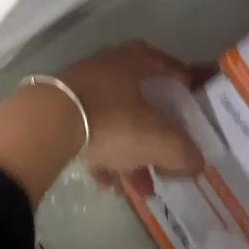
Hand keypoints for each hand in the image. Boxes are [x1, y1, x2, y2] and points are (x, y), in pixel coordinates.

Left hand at [0, 40, 213, 202]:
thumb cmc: (112, 119)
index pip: (174, 69)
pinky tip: (109, 185)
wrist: (46, 123)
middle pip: (145, 100)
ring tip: (141, 189)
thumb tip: (195, 161)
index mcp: (137, 60)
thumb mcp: (159, 139)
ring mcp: (84, 85)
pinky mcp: (62, 107)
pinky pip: (92, 133)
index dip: (191, 87)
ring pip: (118, 121)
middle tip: (171, 164)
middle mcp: (111, 65)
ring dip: (133, 154)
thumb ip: (183, 151)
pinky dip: (104, 157)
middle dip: (160, 137)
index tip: (203, 107)